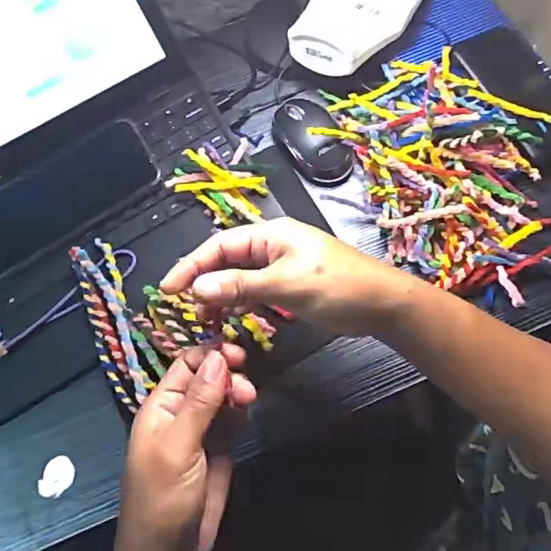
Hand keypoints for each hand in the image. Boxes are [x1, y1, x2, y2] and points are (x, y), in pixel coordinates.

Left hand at [118, 346, 254, 550]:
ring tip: (249, 402)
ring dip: (237, 392)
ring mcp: (200, 432)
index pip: (186, 364)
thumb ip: (198, 403)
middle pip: (208, 377)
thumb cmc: (162, 499)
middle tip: (247, 390)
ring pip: (223, 396)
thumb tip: (218, 357)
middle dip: (229, 375)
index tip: (238, 355)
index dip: (210, 355)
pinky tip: (247, 416)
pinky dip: (241, 413)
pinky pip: (232, 420)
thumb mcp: (177, 448)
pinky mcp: (218, 450)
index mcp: (161, 407)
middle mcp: (180, 413)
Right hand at [158, 218, 426, 337]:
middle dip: (203, 280)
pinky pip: (255, 289)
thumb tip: (197, 287)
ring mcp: (281, 265)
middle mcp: (272, 245)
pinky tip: (228, 316)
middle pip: (226, 259)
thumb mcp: (287, 285)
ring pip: (239, 277)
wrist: (382, 304)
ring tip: (201, 316)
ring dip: (219, 293)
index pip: (220, 244)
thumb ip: (241, 286)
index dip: (191, 265)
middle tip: (182, 307)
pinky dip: (239, 301)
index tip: (169, 288)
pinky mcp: (289, 284)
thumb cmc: (337, 287)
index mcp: (271, 234)